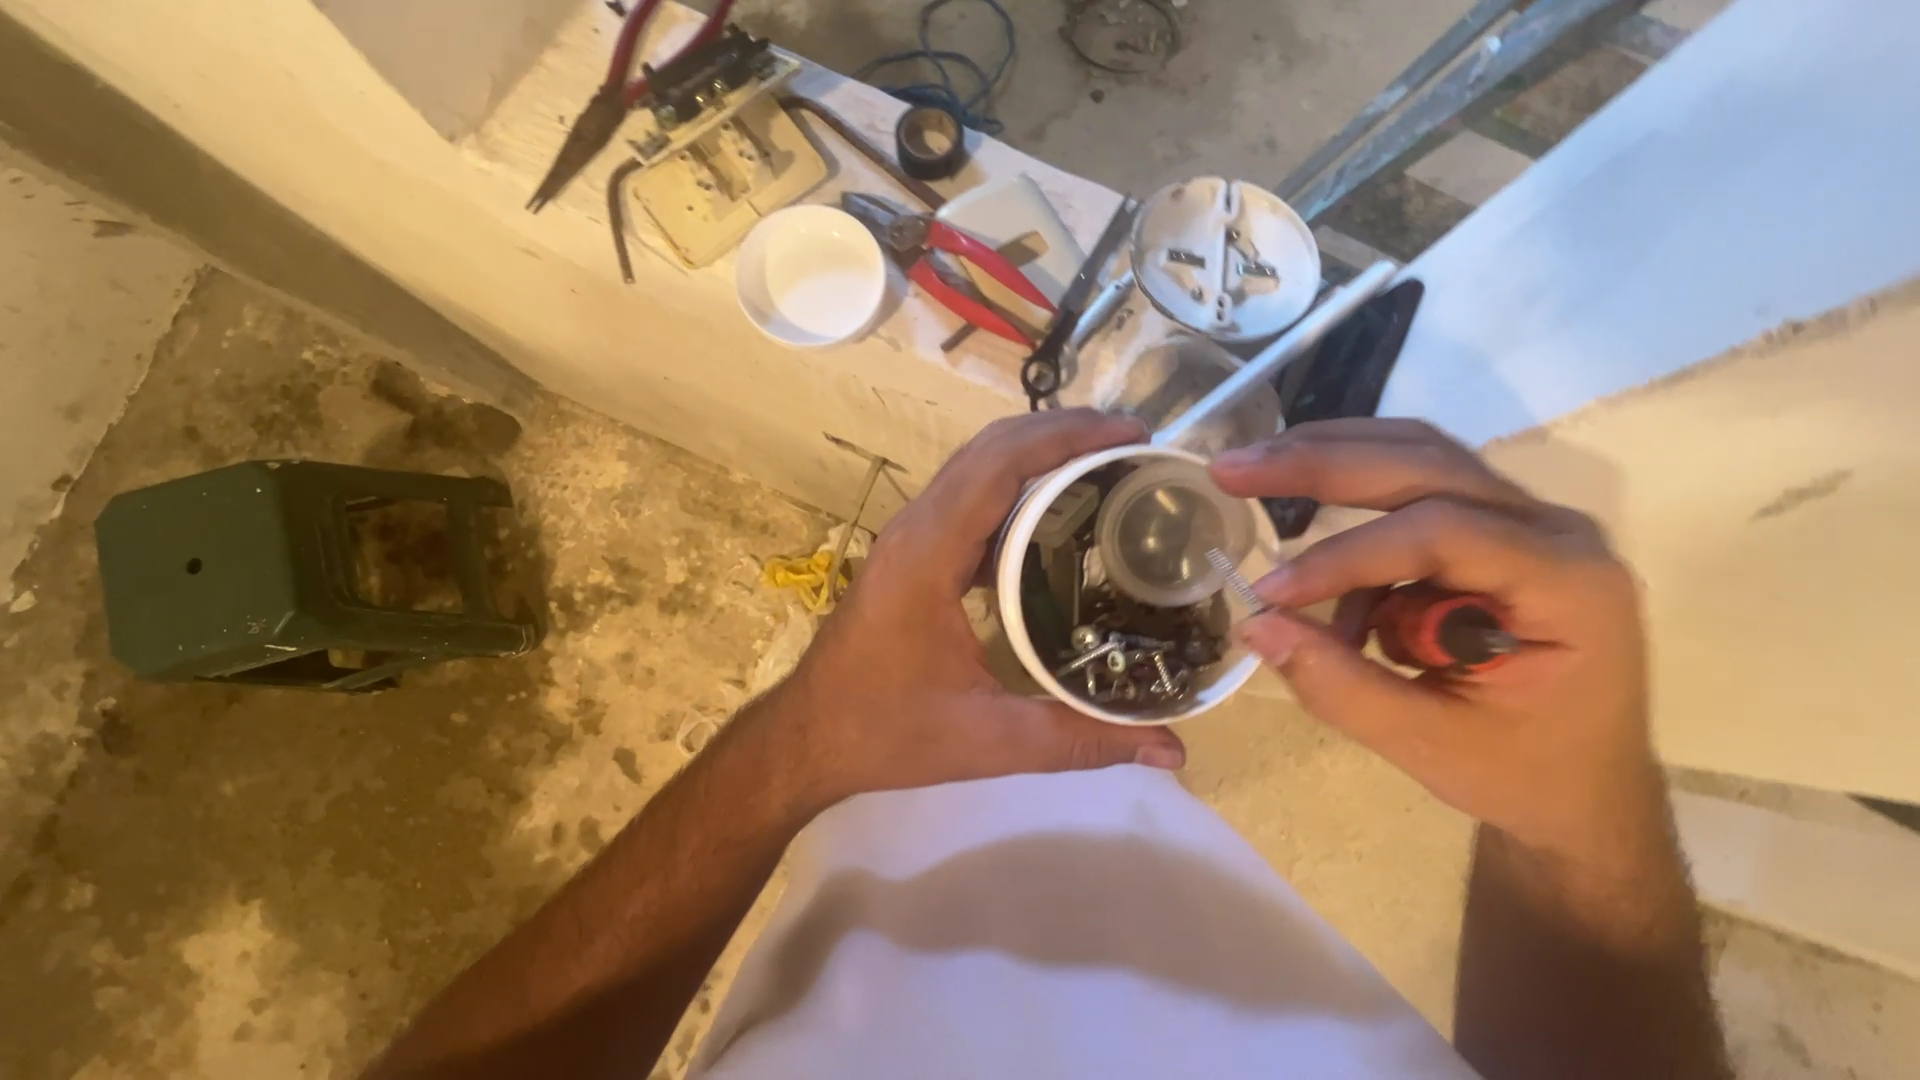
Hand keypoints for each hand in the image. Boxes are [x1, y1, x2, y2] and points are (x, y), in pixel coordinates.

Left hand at [773, 410, 1187, 801]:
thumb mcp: (989, 741)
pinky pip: (968, 498)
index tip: (1129, 433)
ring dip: (1036, 452)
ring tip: (1104, 463)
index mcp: (927, 555)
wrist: (809, 740)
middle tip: (1132, 442)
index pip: (999, 466)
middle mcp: (914, 530)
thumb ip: (1079, 740)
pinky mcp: (910, 553)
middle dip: (1061, 431)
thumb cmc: (886, 734)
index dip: (1066, 437)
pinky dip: (1015, 487)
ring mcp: (908, 537)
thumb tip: (1171, 751)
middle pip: (989, 450)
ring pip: (976, 467)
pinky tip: (1056, 514)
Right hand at [1210, 419, 1660, 857]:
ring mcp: (1525, 523)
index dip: (1345, 557)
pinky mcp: (1491, 531)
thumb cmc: (1521, 774)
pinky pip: (1410, 497)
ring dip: (1329, 460)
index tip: (1270, 595)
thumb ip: (1338, 684)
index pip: (1440, 532)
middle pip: (1425, 463)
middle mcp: (1553, 531)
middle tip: (1232, 469)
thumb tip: (1253, 624)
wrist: (1583, 789)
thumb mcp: (1426, 742)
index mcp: (1566, 585)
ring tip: (1254, 470)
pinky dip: (1350, 523)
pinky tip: (1320, 582)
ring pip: (1416, 457)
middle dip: (1320, 463)